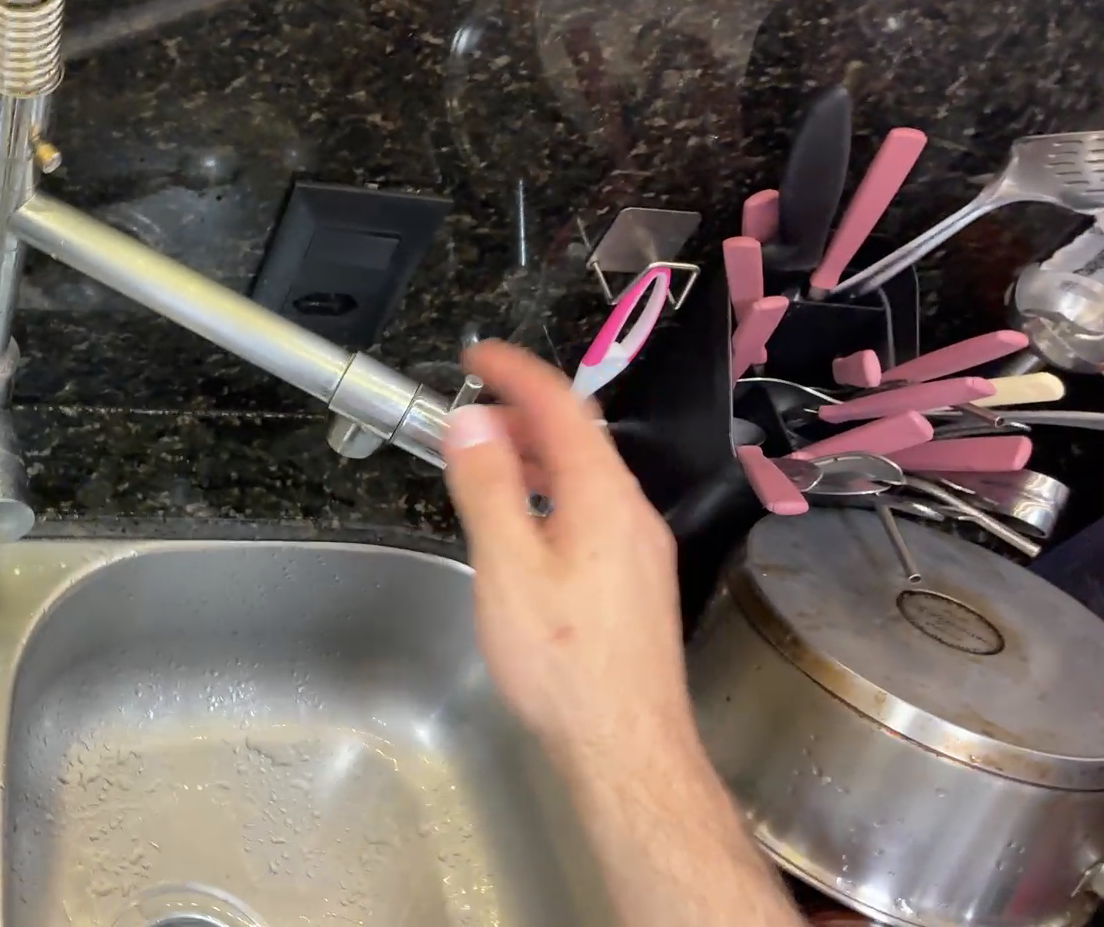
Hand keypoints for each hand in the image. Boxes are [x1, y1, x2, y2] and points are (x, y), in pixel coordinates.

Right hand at [442, 341, 693, 761]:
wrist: (624, 748)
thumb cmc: (562, 662)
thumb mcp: (508, 567)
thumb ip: (487, 488)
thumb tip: (470, 424)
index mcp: (603, 498)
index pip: (562, 408)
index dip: (516, 372)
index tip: (477, 356)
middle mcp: (630, 512)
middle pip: (577, 437)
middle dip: (520, 410)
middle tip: (467, 411)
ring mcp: (636, 546)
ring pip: (582, 473)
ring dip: (531, 450)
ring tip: (483, 456)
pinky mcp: (630, 576)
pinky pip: (587, 505)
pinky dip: (546, 486)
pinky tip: (519, 516)